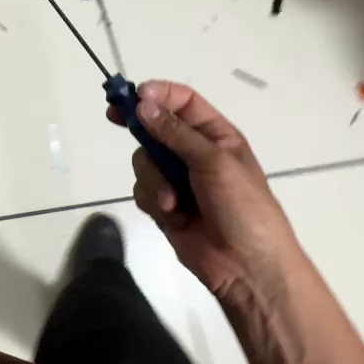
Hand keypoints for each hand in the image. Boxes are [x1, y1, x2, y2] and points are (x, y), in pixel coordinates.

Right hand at [112, 80, 304, 297]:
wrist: (248, 269)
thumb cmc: (244, 208)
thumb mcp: (215, 162)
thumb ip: (176, 133)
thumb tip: (143, 104)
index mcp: (215, 135)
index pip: (183, 101)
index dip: (159, 94)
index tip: (135, 95)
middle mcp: (194, 152)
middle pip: (154, 126)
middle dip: (140, 129)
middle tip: (115, 117)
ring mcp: (177, 178)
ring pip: (143, 159)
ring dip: (153, 178)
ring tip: (172, 200)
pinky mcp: (164, 204)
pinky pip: (142, 188)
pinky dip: (153, 199)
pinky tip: (172, 214)